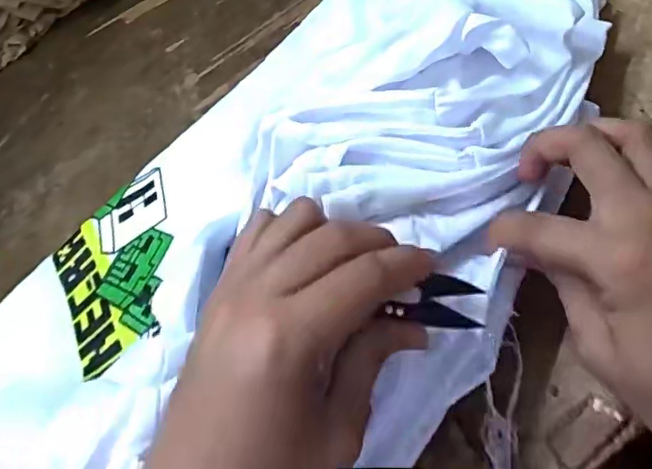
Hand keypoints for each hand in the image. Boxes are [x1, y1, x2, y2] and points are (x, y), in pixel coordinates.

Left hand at [149, 199, 435, 468]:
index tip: (433, 266)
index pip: (362, 277)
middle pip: (332, 237)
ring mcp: (232, 282)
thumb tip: (412, 322)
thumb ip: (371, 362)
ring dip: (333, 229)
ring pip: (294, 217)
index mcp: (289, 336)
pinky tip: (305, 259)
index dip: (405, 265)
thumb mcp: (335, 434)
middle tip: (405, 268)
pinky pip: (258, 227)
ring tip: (353, 265)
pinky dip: (290, 228)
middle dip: (379, 243)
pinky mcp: (217, 284)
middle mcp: (258, 293)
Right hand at [487, 121, 651, 468]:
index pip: (540, 227)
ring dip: (598, 132)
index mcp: (617, 256)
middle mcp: (647, 215)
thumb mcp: (599, 349)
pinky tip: (625, 166)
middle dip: (543, 146)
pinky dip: (643, 147)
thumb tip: (530, 251)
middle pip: (587, 145)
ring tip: (575, 153)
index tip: (489, 241)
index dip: (504, 231)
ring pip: (637, 134)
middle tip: (526, 172)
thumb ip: (561, 285)